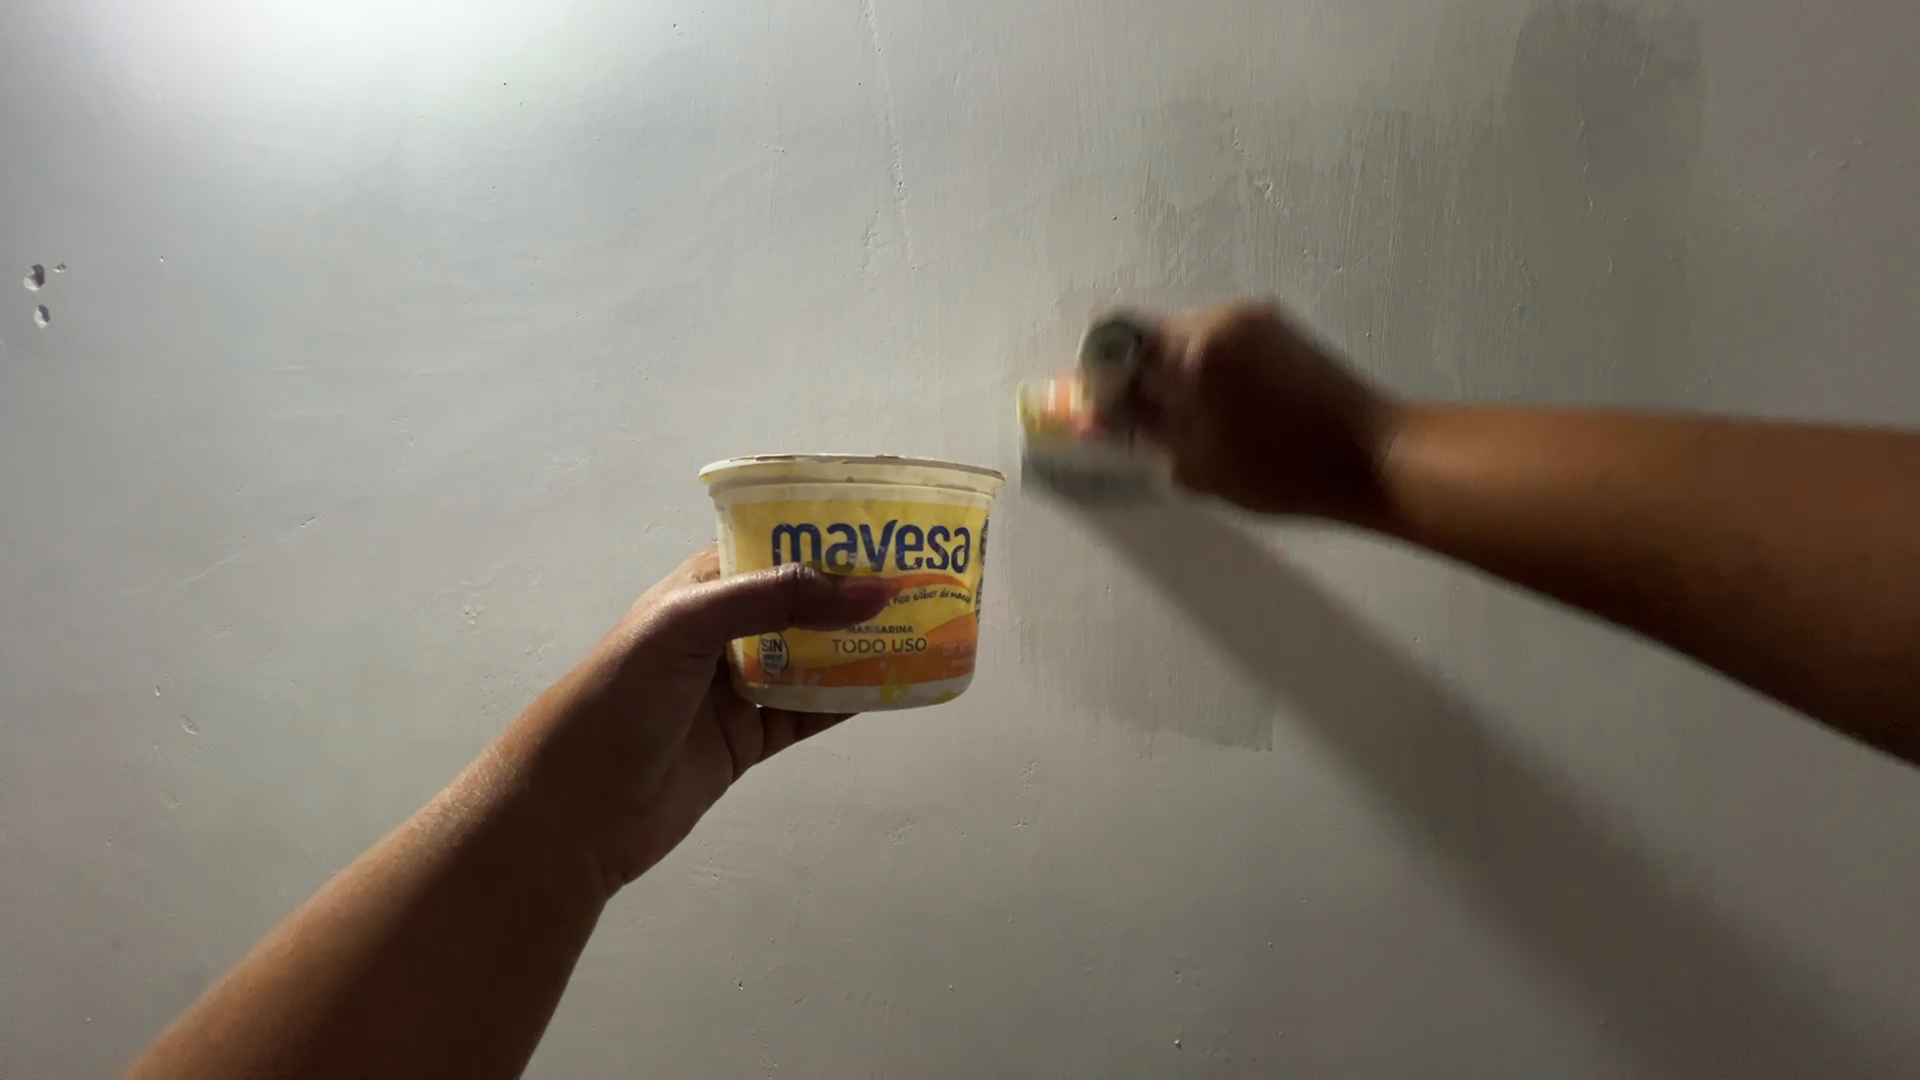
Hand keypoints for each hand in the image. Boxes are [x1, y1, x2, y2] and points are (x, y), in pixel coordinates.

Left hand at [504, 548, 897, 892]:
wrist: (574, 814)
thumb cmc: (621, 697)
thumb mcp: (690, 624)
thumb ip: (778, 599)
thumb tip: (873, 590)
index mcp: (705, 587)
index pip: (777, 547)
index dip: (829, 538)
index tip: (889, 533)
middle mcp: (727, 629)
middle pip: (805, 602)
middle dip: (855, 593)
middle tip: (919, 582)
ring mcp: (742, 685)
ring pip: (816, 656)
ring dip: (861, 646)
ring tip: (920, 629)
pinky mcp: (753, 735)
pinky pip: (814, 709)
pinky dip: (851, 699)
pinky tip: (893, 687)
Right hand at [1099, 300, 1398, 521]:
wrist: (1374, 458)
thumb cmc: (1276, 469)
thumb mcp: (1191, 462)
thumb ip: (1135, 432)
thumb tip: (1089, 417)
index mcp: (1197, 345)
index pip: (1116, 340)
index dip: (1098, 377)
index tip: (1099, 414)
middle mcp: (1222, 316)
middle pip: (1150, 339)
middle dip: (1135, 381)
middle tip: (1138, 429)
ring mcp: (1254, 318)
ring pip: (1183, 345)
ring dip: (1170, 381)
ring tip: (1186, 428)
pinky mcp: (1277, 330)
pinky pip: (1216, 347)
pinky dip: (1202, 376)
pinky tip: (1218, 415)